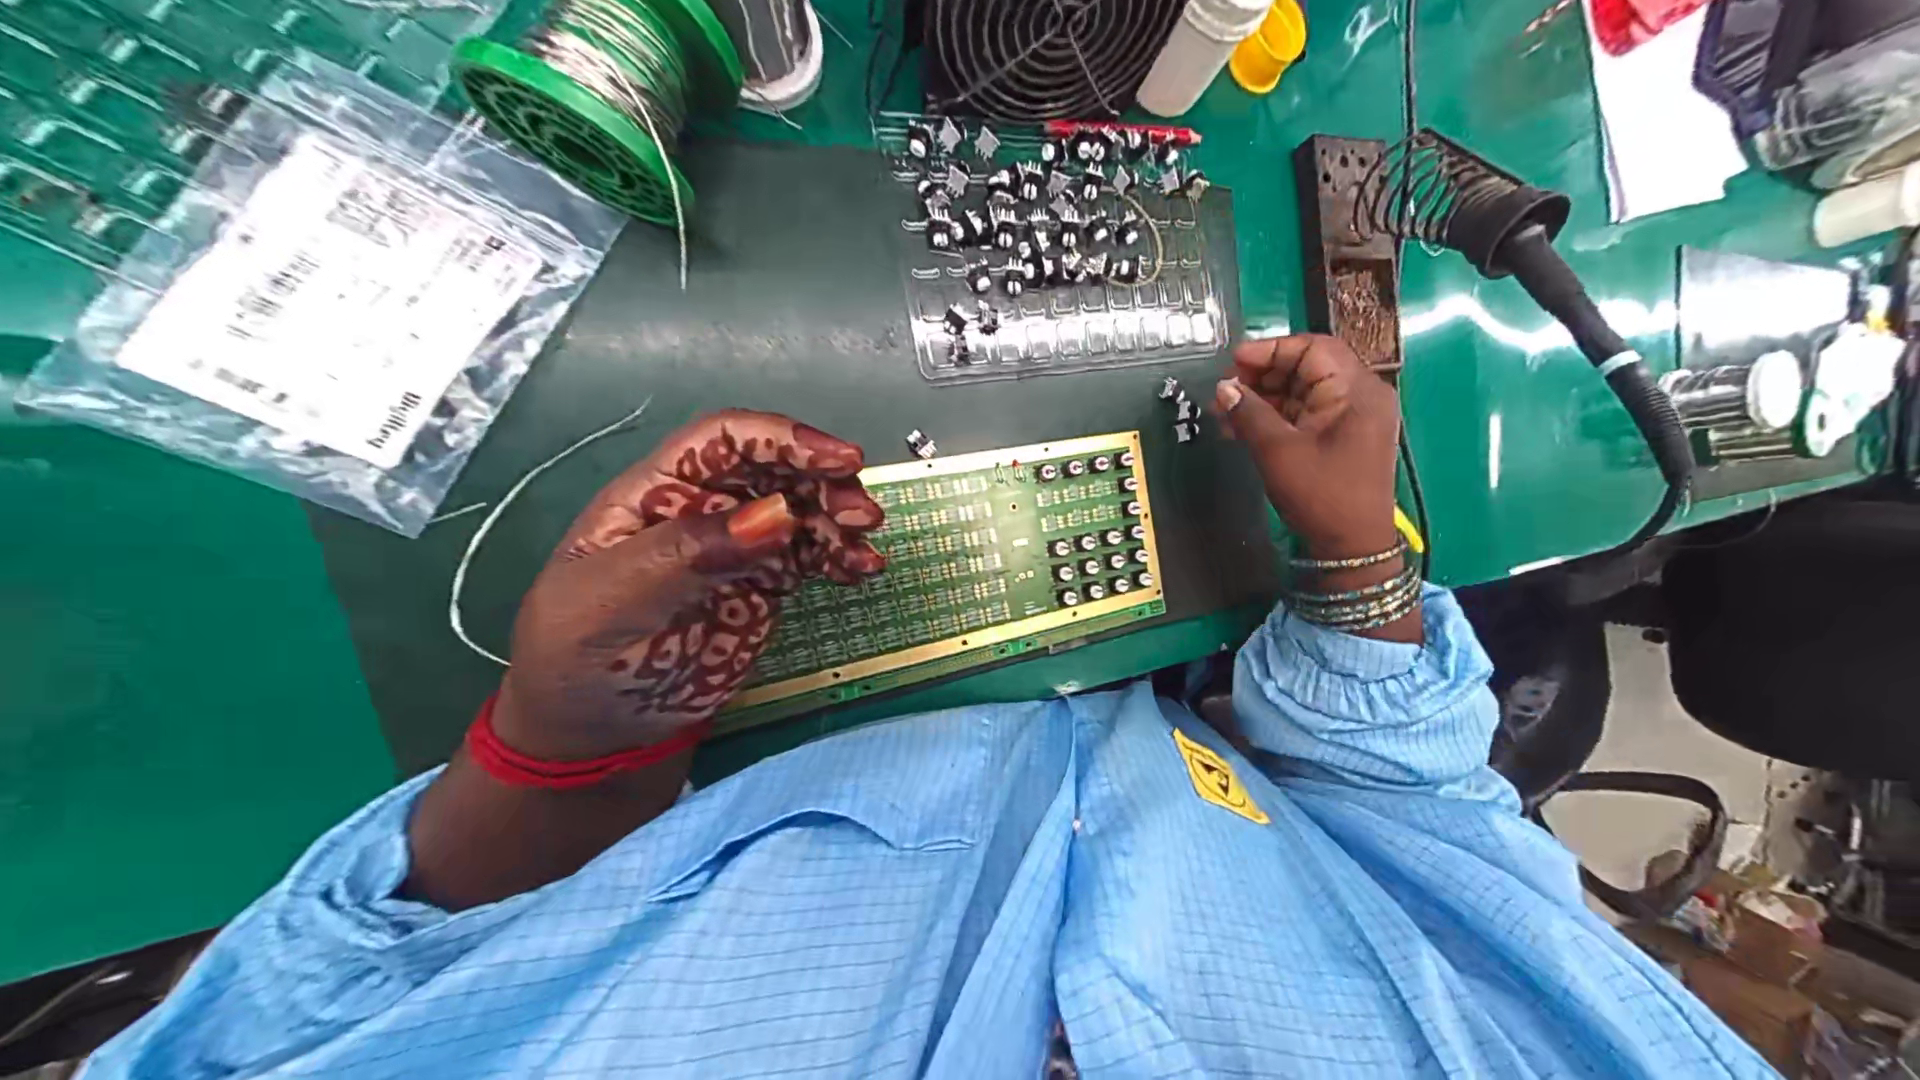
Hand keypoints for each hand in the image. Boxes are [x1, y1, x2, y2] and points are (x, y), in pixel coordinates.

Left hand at [496, 410, 886, 759]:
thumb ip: (689, 554)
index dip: (784, 438)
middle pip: (777, 471)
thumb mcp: (612, 602)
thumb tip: (778, 514)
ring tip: (866, 543)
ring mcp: (740, 547)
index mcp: (658, 491)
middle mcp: (705, 508)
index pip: (725, 441)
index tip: (841, 460)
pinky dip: (842, 557)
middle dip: (825, 481)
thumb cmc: (581, 658)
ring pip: (803, 511)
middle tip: (862, 513)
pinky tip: (861, 569)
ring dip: (841, 519)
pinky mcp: (766, 584)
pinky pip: (812, 556)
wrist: (599, 728)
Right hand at [1213, 334, 1401, 559]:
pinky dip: (1275, 415)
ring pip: (1303, 390)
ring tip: (1226, 411)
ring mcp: (1352, 417)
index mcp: (1355, 391)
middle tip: (1226, 389)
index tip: (1233, 362)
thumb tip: (1223, 388)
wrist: (1352, 545)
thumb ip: (1249, 414)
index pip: (1313, 348)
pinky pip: (1306, 412)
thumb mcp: (1278, 451)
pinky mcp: (1342, 436)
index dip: (1270, 350)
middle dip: (1263, 374)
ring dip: (1264, 397)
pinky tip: (1243, 427)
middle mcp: (1360, 395)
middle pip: (1308, 366)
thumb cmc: (1320, 495)